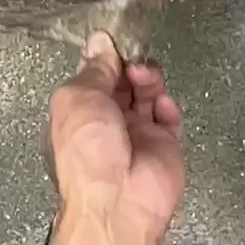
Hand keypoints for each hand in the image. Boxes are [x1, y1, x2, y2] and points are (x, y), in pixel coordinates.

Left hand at [45, 31, 184, 234]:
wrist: (119, 202)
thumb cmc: (88, 161)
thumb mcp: (76, 98)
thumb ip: (93, 69)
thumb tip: (101, 46)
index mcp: (75, 121)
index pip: (90, 81)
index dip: (100, 59)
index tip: (109, 42)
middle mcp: (104, 130)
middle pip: (120, 84)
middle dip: (126, 66)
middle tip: (129, 59)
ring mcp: (135, 139)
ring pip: (146, 95)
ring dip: (147, 78)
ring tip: (143, 76)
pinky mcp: (163, 148)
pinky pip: (169, 116)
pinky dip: (167, 104)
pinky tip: (160, 102)